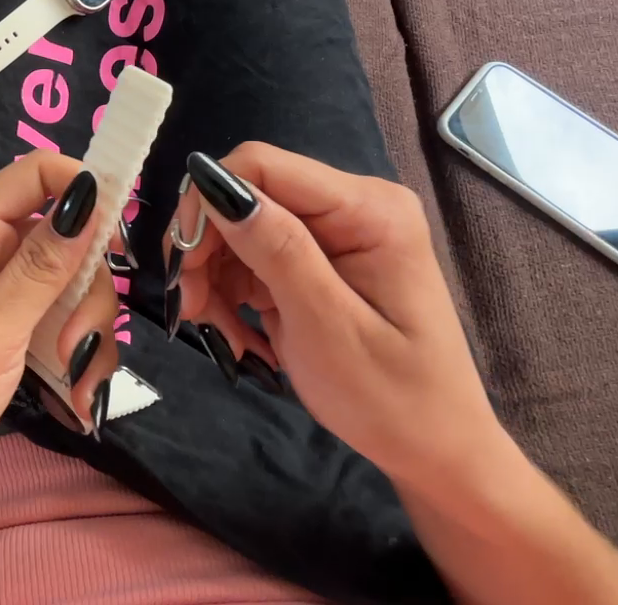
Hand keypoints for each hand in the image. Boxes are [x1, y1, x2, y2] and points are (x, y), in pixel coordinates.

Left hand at [0, 151, 119, 489]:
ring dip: (87, 333)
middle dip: (87, 293)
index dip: (84, 187)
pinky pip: (70, 320)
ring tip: (74, 381)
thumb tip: (91, 196)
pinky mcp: (21, 324)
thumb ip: (43, 264)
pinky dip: (81, 356)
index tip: (119, 239)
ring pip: (78, 283)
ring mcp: (8, 287)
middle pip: (70, 236)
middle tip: (76, 344)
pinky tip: (74, 396)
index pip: (37, 172)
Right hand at [173, 142, 509, 487]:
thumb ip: (276, 249)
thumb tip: (213, 184)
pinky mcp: (310, 258)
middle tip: (190, 308)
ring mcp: (329, 232)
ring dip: (210, 277)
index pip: (260, 166)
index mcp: (366, 209)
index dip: (208, 201)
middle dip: (205, 249)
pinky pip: (245, 255)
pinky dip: (226, 291)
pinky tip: (234, 331)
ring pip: (233, 228)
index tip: (184, 263)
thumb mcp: (328, 327)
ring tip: (217, 332)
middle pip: (242, 196)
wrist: (433, 452)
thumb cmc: (392, 398)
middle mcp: (347, 205)